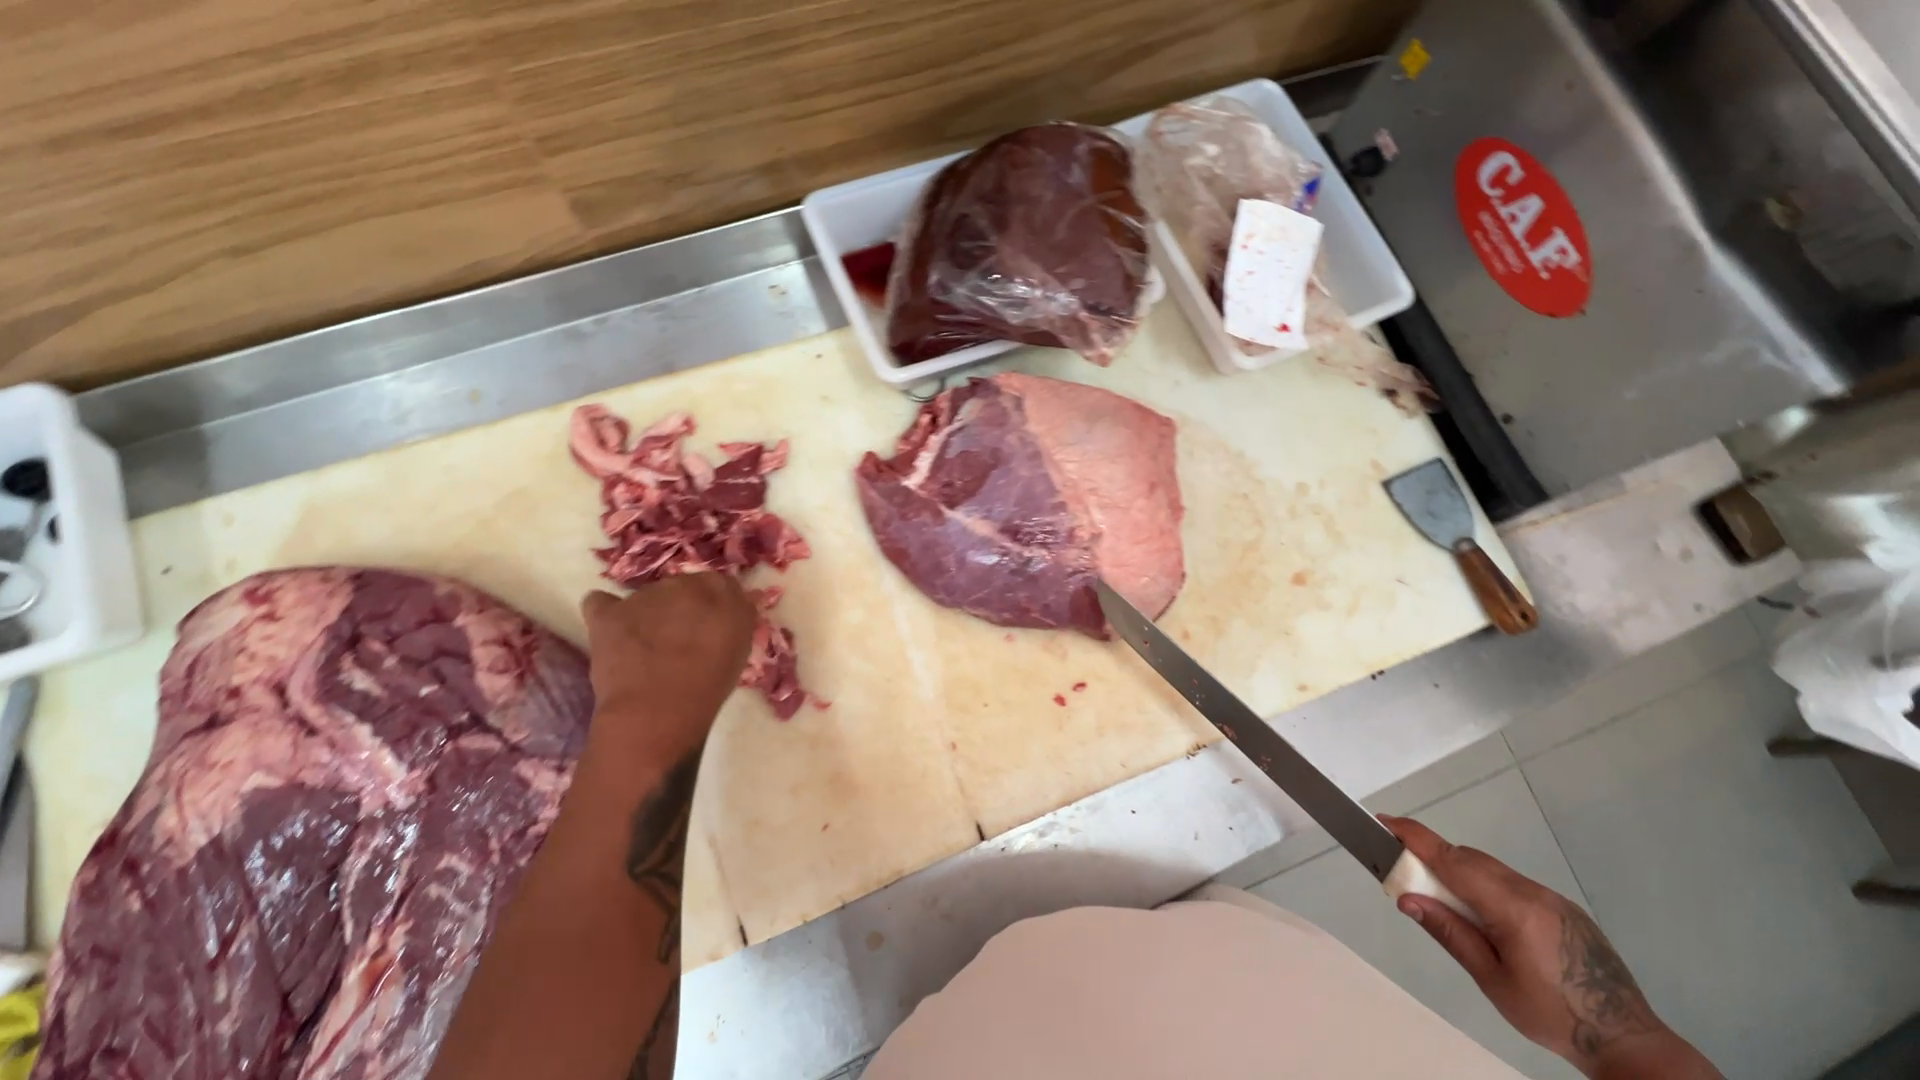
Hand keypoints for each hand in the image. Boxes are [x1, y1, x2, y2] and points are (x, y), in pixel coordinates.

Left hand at [580, 574, 755, 762]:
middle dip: (681, 608)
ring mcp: (641, 596)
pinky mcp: (607, 613)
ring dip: (648, 615)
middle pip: (680, 587)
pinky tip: (610, 631)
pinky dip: (605, 612)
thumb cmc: (709, 685)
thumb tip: (743, 599)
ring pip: (645, 597)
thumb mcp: (740, 650)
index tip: (711, 629)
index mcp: (719, 591)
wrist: (658, 710)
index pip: (718, 585)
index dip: (713, 607)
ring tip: (646, 649)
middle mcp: (680, 584)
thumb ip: (740, 617)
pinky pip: (600, 602)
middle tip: (680, 642)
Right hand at [1381, 816, 1718, 1078]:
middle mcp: (1534, 892)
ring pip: (1493, 870)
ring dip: (1460, 873)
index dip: (1416, 838)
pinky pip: (1513, 884)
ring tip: (1442, 900)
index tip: (1385, 821)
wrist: (1624, 1038)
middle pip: (1471, 859)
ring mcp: (1553, 898)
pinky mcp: (1564, 909)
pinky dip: (1486, 885)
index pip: (1454, 861)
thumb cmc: (1550, 1013)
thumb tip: (1408, 899)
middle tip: (1404, 872)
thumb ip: (1449, 932)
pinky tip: (1482, 915)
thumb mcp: (1491, 978)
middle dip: (1434, 857)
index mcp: (1514, 908)